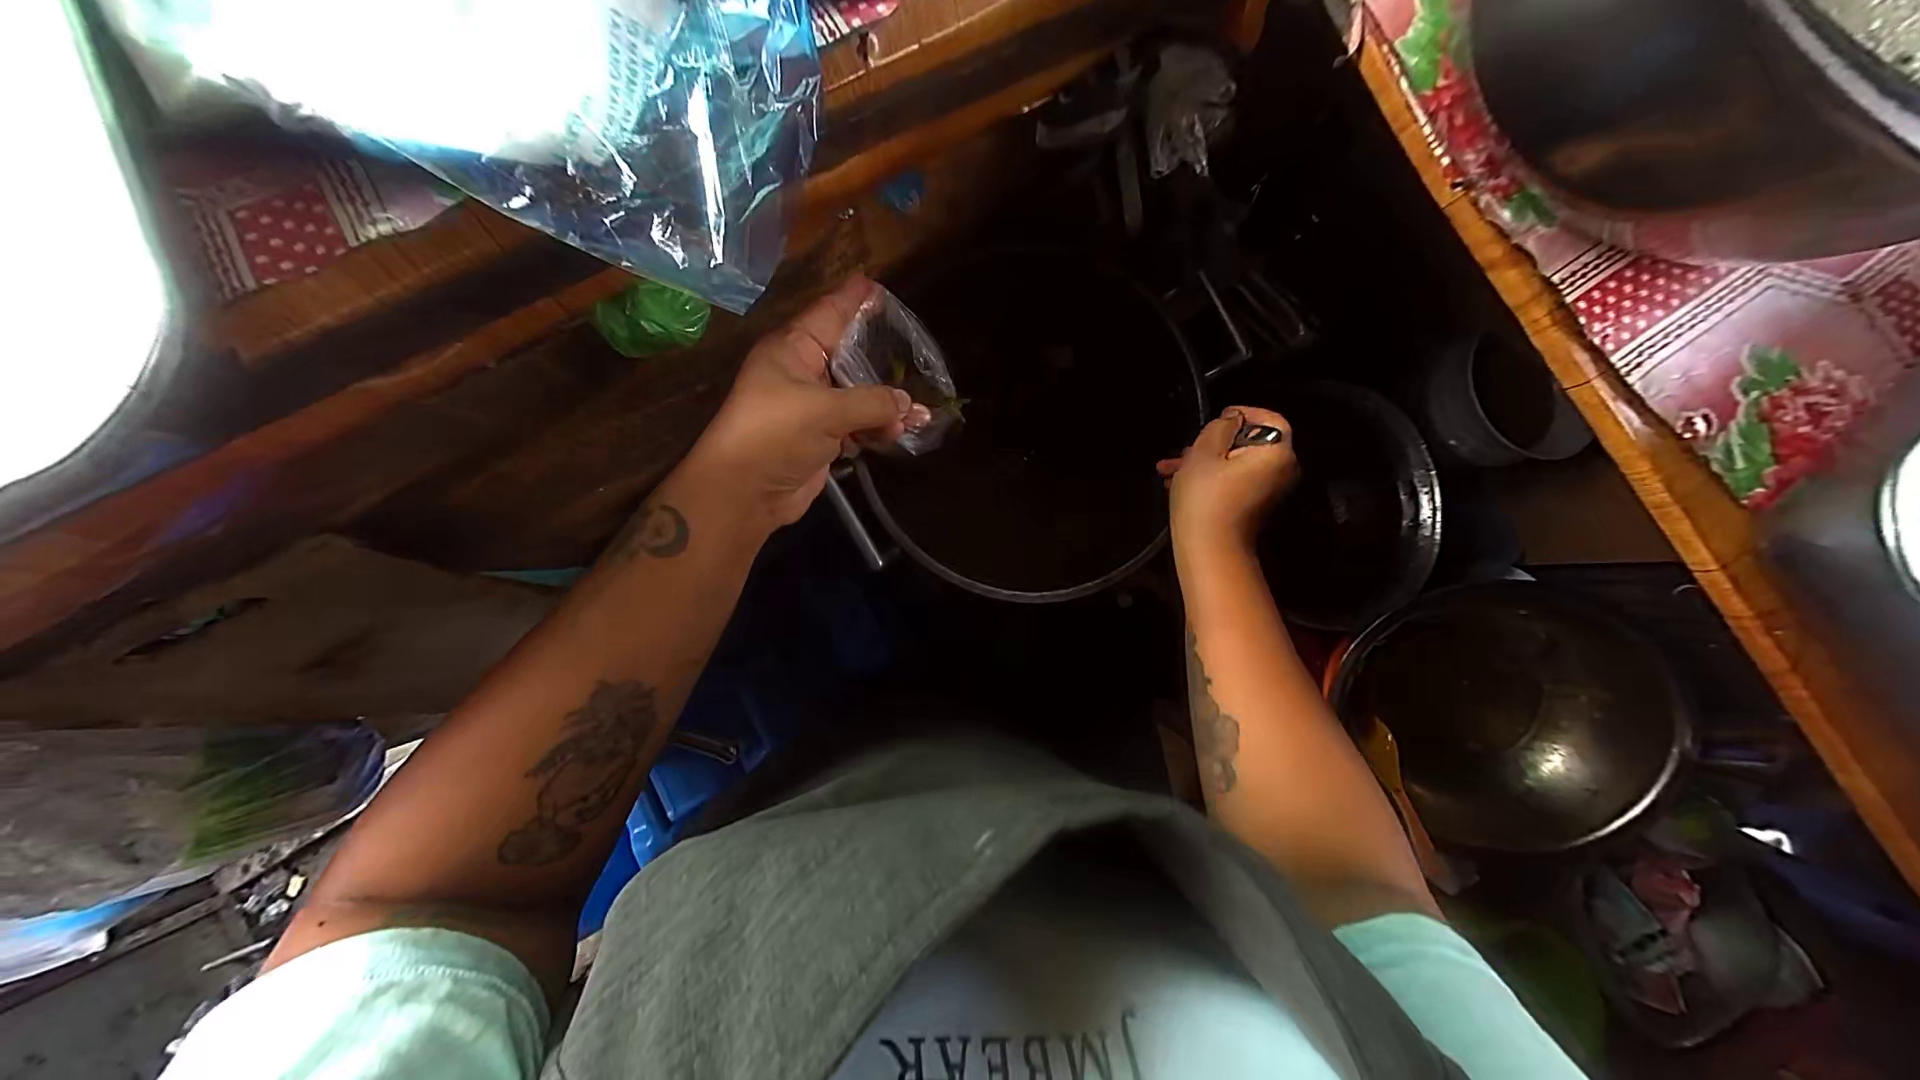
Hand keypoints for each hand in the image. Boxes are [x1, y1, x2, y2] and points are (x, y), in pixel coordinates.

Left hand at [683, 276, 932, 527]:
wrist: (746, 492)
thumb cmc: (775, 434)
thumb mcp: (825, 411)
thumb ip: (872, 403)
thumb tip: (909, 404)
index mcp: (793, 350)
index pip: (830, 313)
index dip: (854, 299)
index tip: (879, 286)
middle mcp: (803, 373)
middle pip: (850, 356)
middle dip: (882, 358)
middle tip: (919, 353)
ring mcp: (813, 408)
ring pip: (859, 395)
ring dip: (887, 404)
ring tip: (921, 412)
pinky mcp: (822, 439)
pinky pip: (857, 425)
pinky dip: (878, 428)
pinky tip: (901, 432)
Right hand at [1157, 406, 1299, 552]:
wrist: (1208, 550)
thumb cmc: (1206, 497)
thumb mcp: (1204, 452)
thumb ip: (1219, 426)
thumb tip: (1231, 420)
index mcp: (1277, 453)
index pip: (1269, 418)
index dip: (1242, 413)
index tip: (1215, 419)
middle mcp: (1282, 471)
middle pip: (1249, 443)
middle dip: (1213, 443)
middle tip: (1184, 449)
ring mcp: (1268, 491)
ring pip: (1235, 464)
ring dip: (1204, 462)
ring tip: (1170, 468)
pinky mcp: (1253, 506)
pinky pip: (1233, 482)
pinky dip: (1210, 479)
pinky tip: (1178, 483)